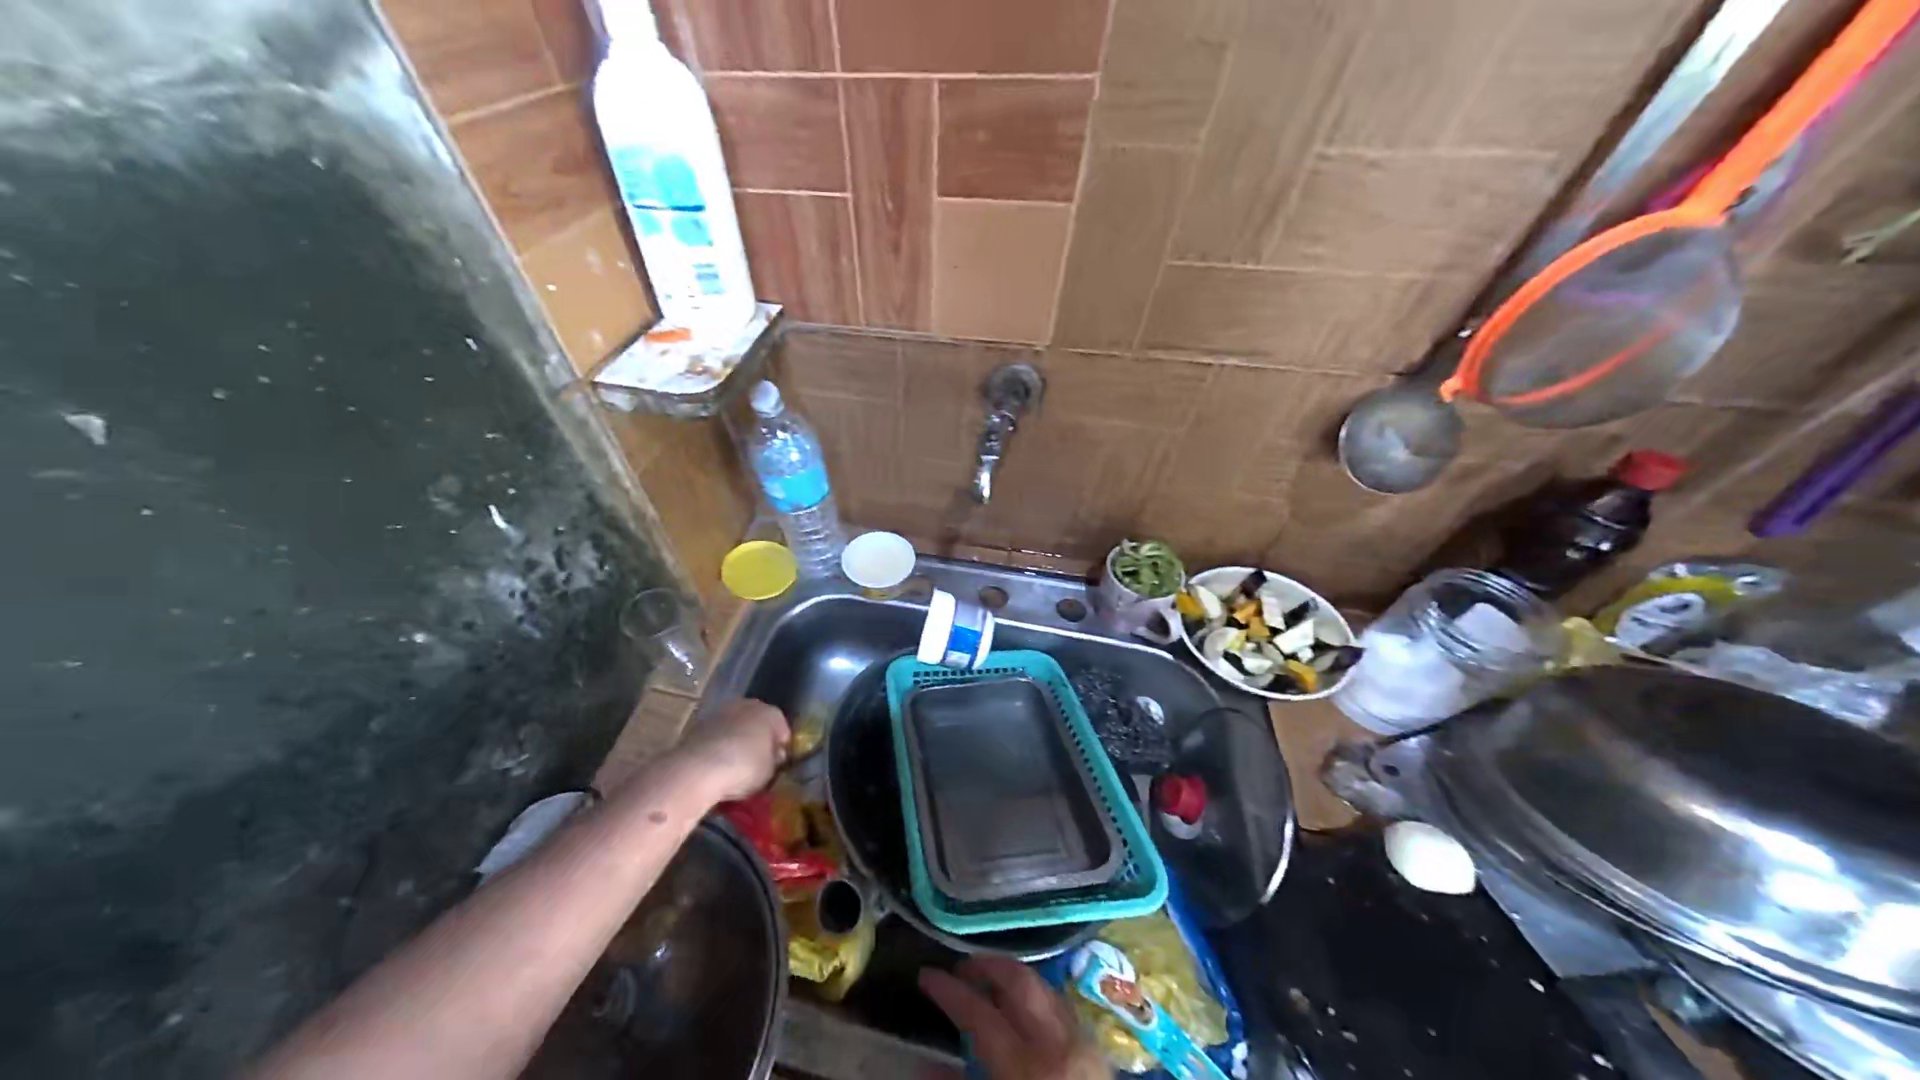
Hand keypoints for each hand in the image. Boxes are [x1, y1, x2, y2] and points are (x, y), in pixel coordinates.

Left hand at [674, 698, 789, 802]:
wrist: (698, 768)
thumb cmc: (744, 768)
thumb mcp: (770, 772)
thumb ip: (774, 761)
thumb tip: (773, 757)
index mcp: (772, 713)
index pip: (783, 731)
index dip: (781, 750)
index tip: (777, 767)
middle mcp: (748, 705)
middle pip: (758, 724)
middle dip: (758, 741)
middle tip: (757, 765)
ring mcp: (721, 711)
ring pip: (735, 728)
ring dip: (736, 742)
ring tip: (733, 767)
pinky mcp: (699, 723)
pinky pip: (716, 736)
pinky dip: (718, 747)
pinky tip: (715, 766)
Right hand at [920, 957, 1107, 1079]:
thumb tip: (923, 1067)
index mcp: (1024, 1066)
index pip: (978, 1013)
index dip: (948, 990)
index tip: (925, 974)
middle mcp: (1057, 1043)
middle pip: (1018, 982)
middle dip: (985, 966)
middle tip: (959, 969)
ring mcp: (1082, 1043)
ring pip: (1043, 986)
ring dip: (1013, 977)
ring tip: (988, 982)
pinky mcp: (1098, 1052)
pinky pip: (1061, 1006)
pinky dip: (1037, 995)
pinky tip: (1024, 1008)